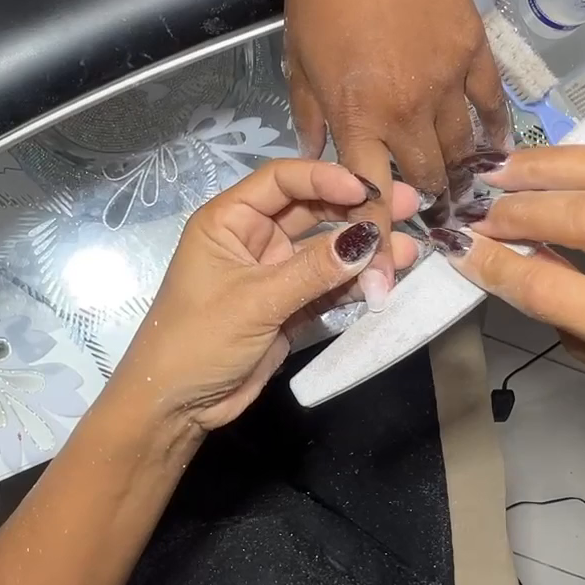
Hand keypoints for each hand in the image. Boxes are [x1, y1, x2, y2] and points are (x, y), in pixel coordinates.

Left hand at [110, 160, 420, 430]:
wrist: (177, 406)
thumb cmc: (198, 340)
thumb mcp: (255, 301)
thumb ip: (313, 270)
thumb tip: (368, 238)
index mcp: (229, 220)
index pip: (281, 180)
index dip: (325, 177)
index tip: (367, 188)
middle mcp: (253, 237)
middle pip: (312, 209)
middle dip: (358, 211)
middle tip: (408, 208)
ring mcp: (274, 271)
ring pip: (327, 248)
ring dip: (365, 250)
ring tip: (406, 253)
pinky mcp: (290, 304)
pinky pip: (329, 284)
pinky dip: (357, 283)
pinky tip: (389, 280)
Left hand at [283, 0, 508, 308]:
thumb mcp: (299, 62)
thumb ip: (313, 121)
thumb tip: (321, 163)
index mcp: (357, 117)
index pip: (370, 197)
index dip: (377, 240)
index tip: (384, 272)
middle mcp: (408, 111)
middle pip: (424, 181)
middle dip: (422, 207)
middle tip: (425, 222)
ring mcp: (449, 82)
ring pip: (461, 152)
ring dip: (457, 179)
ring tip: (459, 198)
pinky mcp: (477, 52)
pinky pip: (492, 107)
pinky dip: (493, 135)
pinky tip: (493, 154)